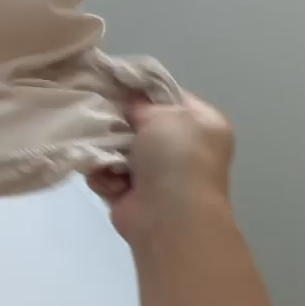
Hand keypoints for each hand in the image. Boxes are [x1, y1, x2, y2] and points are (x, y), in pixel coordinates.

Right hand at [88, 93, 235, 248]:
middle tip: (103, 125)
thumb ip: (145, 105)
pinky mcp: (129, 190)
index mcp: (201, 124)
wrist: (168, 215)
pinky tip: (112, 185)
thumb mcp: (167, 117)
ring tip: (109, 162)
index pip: (169, 98)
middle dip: (117, 127)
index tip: (115, 90)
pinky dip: (103, 177)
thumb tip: (130, 103)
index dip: (142, 93)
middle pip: (137, 125)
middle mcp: (180, 145)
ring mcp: (155, 170)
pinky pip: (105, 174)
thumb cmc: (177, 159)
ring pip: (115, 150)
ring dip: (106, 155)